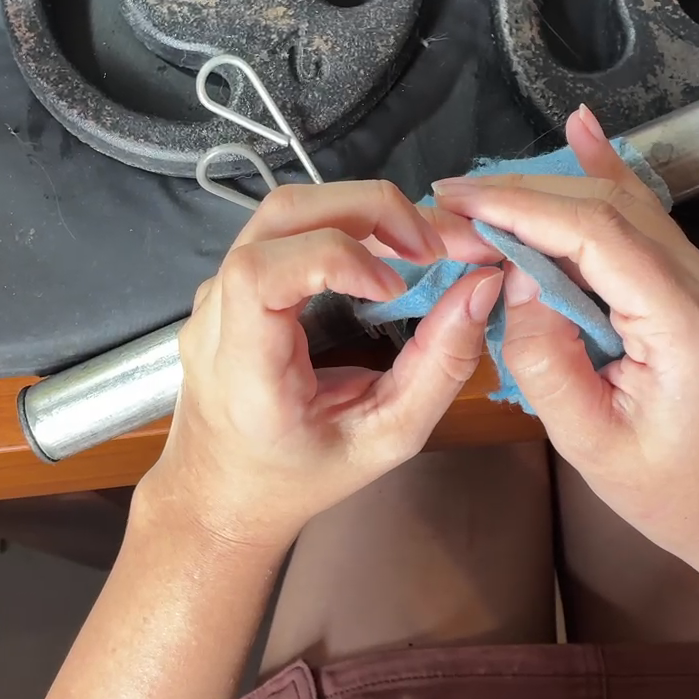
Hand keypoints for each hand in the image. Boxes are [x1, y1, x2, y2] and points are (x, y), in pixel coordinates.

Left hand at [141, 181, 503, 552]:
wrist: (222, 489)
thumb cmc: (299, 477)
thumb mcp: (384, 439)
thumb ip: (439, 368)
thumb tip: (483, 286)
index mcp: (241, 364)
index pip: (260, 273)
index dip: (335, 257)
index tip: (396, 289)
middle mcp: (215, 312)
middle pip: (283, 214)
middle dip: (370, 209)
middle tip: (438, 244)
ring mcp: (216, 288)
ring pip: (286, 210)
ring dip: (362, 210)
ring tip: (420, 243)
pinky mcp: (231, 279)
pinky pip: (287, 229)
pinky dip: (346, 224)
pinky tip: (385, 253)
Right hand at [432, 108, 698, 572]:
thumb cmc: (675, 494)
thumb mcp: (592, 444)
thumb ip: (545, 358)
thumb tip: (515, 275)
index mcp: (687, 326)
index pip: (596, 234)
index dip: (521, 207)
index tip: (457, 200)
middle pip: (607, 206)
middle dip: (521, 195)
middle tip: (450, 200)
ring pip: (623, 204)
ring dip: (546, 191)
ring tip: (479, 193)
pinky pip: (644, 218)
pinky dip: (605, 174)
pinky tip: (583, 131)